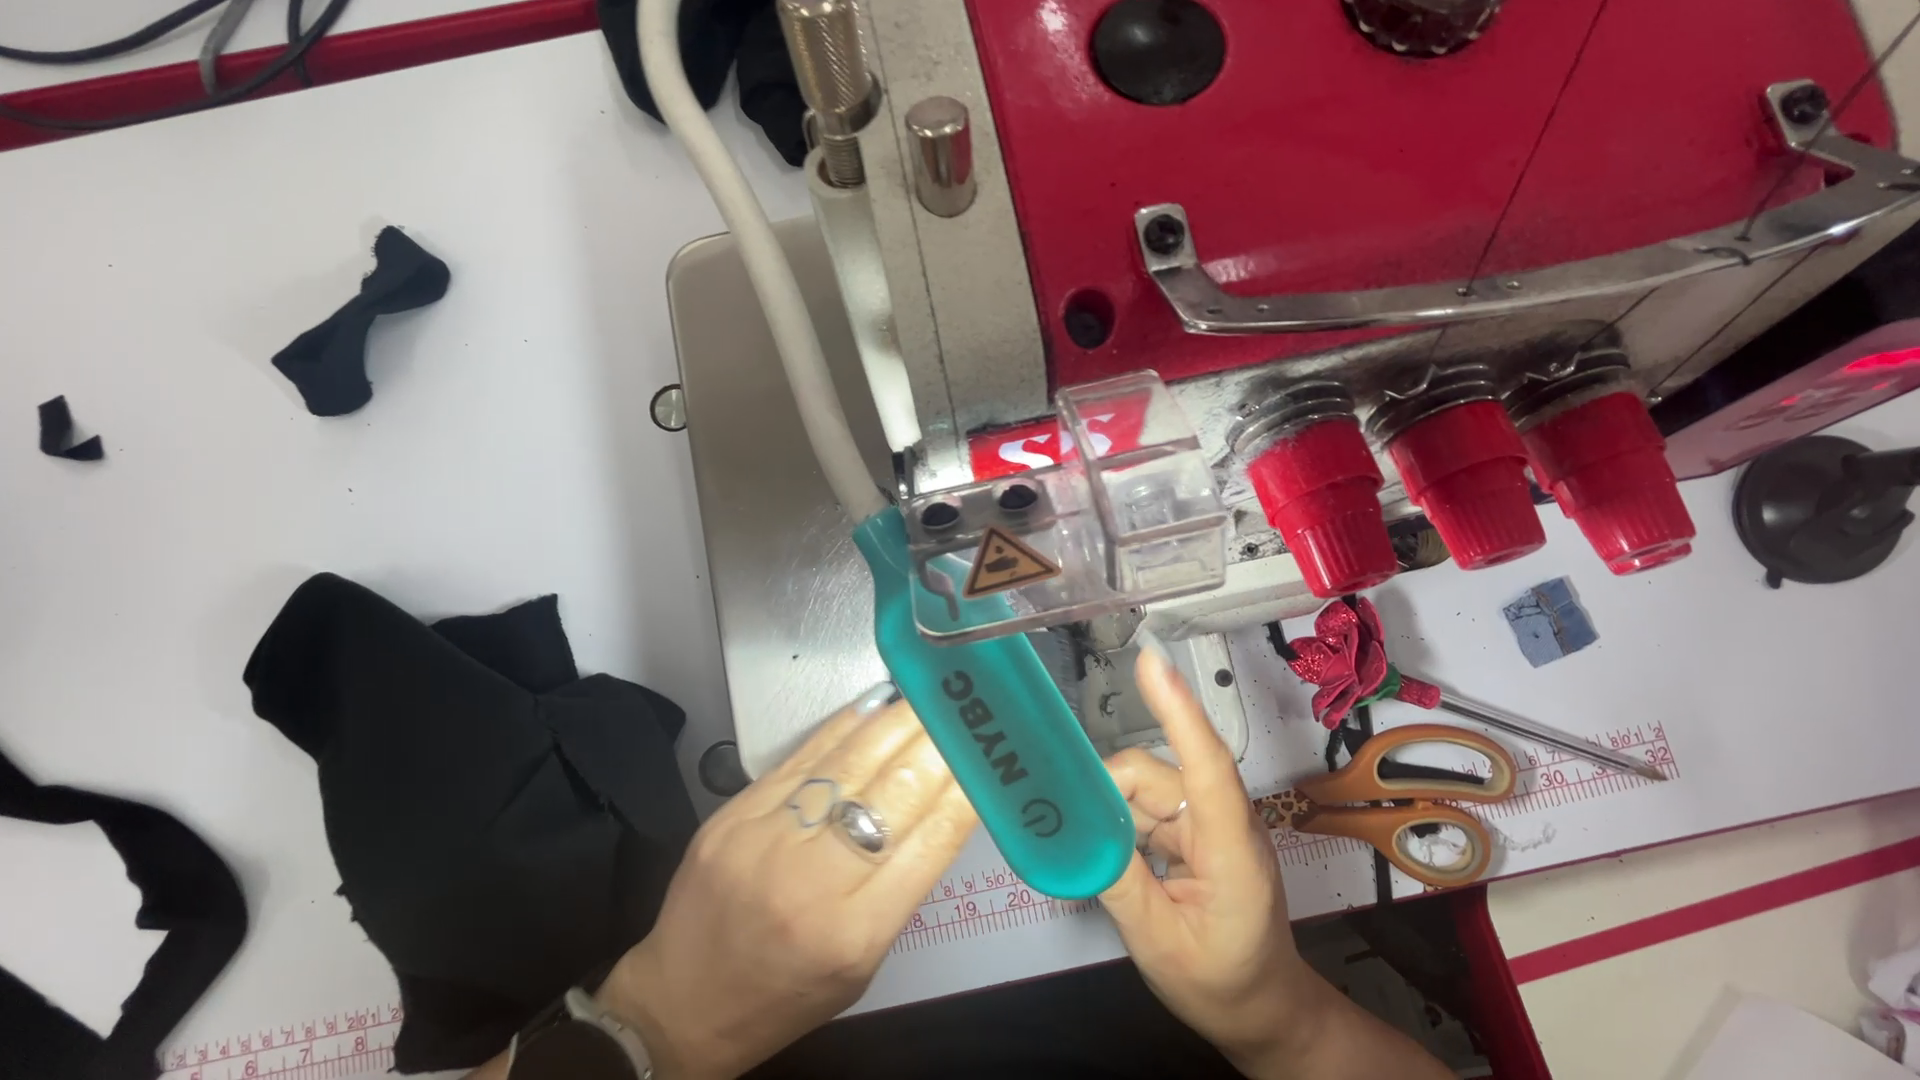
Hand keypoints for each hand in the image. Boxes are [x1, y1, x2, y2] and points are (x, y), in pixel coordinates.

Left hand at [597, 683, 977, 1079]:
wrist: (684, 1005)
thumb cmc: (788, 994)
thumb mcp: (864, 961)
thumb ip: (903, 884)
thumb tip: (941, 801)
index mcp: (855, 933)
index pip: (931, 841)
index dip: (964, 789)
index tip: (986, 756)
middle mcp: (812, 883)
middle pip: (895, 792)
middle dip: (936, 744)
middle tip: (961, 712)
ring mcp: (765, 842)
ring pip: (849, 764)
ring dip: (895, 724)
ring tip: (926, 697)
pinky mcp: (732, 816)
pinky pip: (801, 758)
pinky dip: (843, 727)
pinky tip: (873, 707)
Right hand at [1099, 636, 1327, 1069]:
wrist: (1263, 1008)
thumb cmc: (1223, 984)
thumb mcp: (1159, 944)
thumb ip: (1116, 881)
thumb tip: (1075, 830)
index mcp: (1230, 851)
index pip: (1206, 767)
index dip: (1178, 713)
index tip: (1151, 664)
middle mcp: (1221, 822)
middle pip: (1152, 775)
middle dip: (1106, 797)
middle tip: (1074, 836)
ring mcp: (1208, 824)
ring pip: (1141, 789)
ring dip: (1111, 818)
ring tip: (1098, 863)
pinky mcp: (1194, 831)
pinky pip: (1145, 808)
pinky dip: (1120, 826)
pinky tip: (1111, 857)